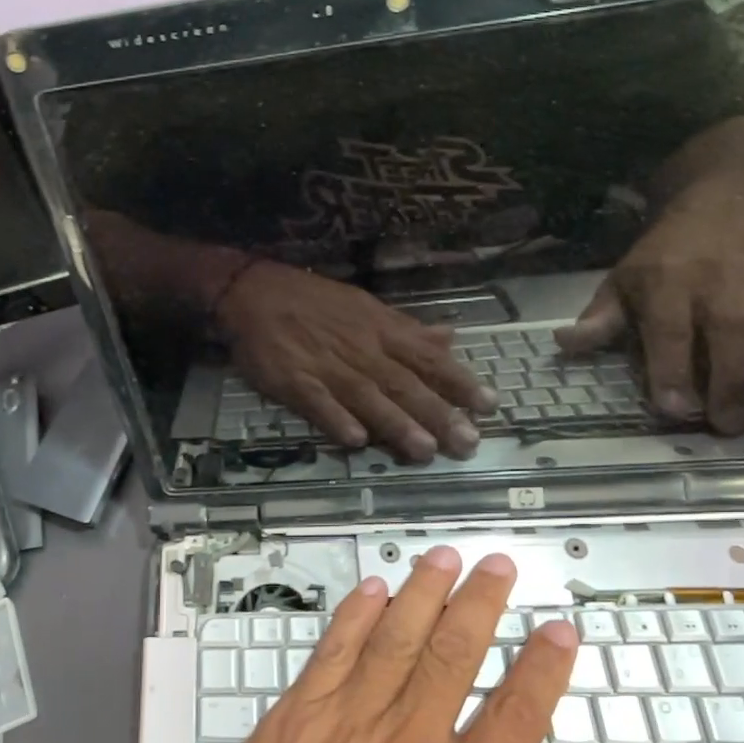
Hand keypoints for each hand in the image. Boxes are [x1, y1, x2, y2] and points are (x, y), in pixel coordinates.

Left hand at [195, 547, 601, 742]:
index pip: (516, 716)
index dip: (542, 670)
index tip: (556, 633)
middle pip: (456, 655)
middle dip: (481, 605)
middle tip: (497, 568)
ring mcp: (350, 720)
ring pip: (397, 637)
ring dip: (423, 593)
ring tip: (443, 559)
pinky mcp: (300, 713)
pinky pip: (334, 649)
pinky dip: (355, 615)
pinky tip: (371, 589)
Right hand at [213, 260, 496, 461]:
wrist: (255, 291)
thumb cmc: (314, 301)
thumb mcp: (366, 307)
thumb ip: (406, 329)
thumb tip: (448, 339)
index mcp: (380, 330)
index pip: (427, 358)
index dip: (459, 382)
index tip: (489, 406)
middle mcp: (360, 349)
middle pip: (404, 384)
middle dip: (437, 413)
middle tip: (467, 442)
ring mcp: (326, 365)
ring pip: (367, 396)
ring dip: (396, 423)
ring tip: (424, 450)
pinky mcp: (293, 379)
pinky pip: (317, 402)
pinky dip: (336, 419)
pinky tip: (355, 440)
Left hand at [557, 206, 743, 434]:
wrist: (722, 208)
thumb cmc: (663, 259)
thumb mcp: (620, 282)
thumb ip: (600, 319)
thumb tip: (564, 344)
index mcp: (667, 281)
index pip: (670, 329)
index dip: (672, 371)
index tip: (674, 409)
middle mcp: (722, 280)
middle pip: (735, 336)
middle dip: (732, 386)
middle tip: (726, 425)